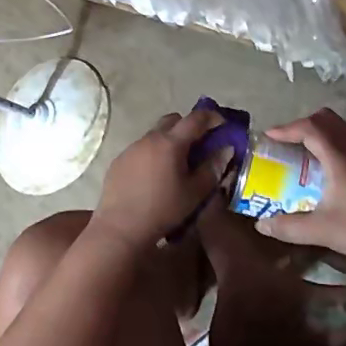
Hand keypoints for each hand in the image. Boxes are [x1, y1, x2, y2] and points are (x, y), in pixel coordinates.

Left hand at [90, 109, 228, 248]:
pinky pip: (140, 149)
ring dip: (169, 141)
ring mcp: (131, 148)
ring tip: (176, 164)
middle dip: (189, 127)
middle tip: (199, 145)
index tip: (223, 125)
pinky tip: (154, 177)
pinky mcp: (119, 161)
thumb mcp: (195, 193)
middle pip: (173, 120)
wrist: (120, 228)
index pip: (196, 118)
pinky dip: (153, 154)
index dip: (212, 117)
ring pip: (155, 134)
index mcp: (171, 143)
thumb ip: (213, 168)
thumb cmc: (163, 210)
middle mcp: (149, 138)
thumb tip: (226, 149)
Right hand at [255, 108, 345, 264]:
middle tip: (284, 142)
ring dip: (316, 134)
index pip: (311, 128)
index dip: (287, 128)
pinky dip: (328, 145)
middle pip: (326, 119)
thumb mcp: (321, 230)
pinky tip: (321, 170)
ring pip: (339, 129)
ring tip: (299, 154)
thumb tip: (260, 224)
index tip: (268, 137)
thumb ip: (288, 227)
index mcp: (340, 158)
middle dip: (301, 125)